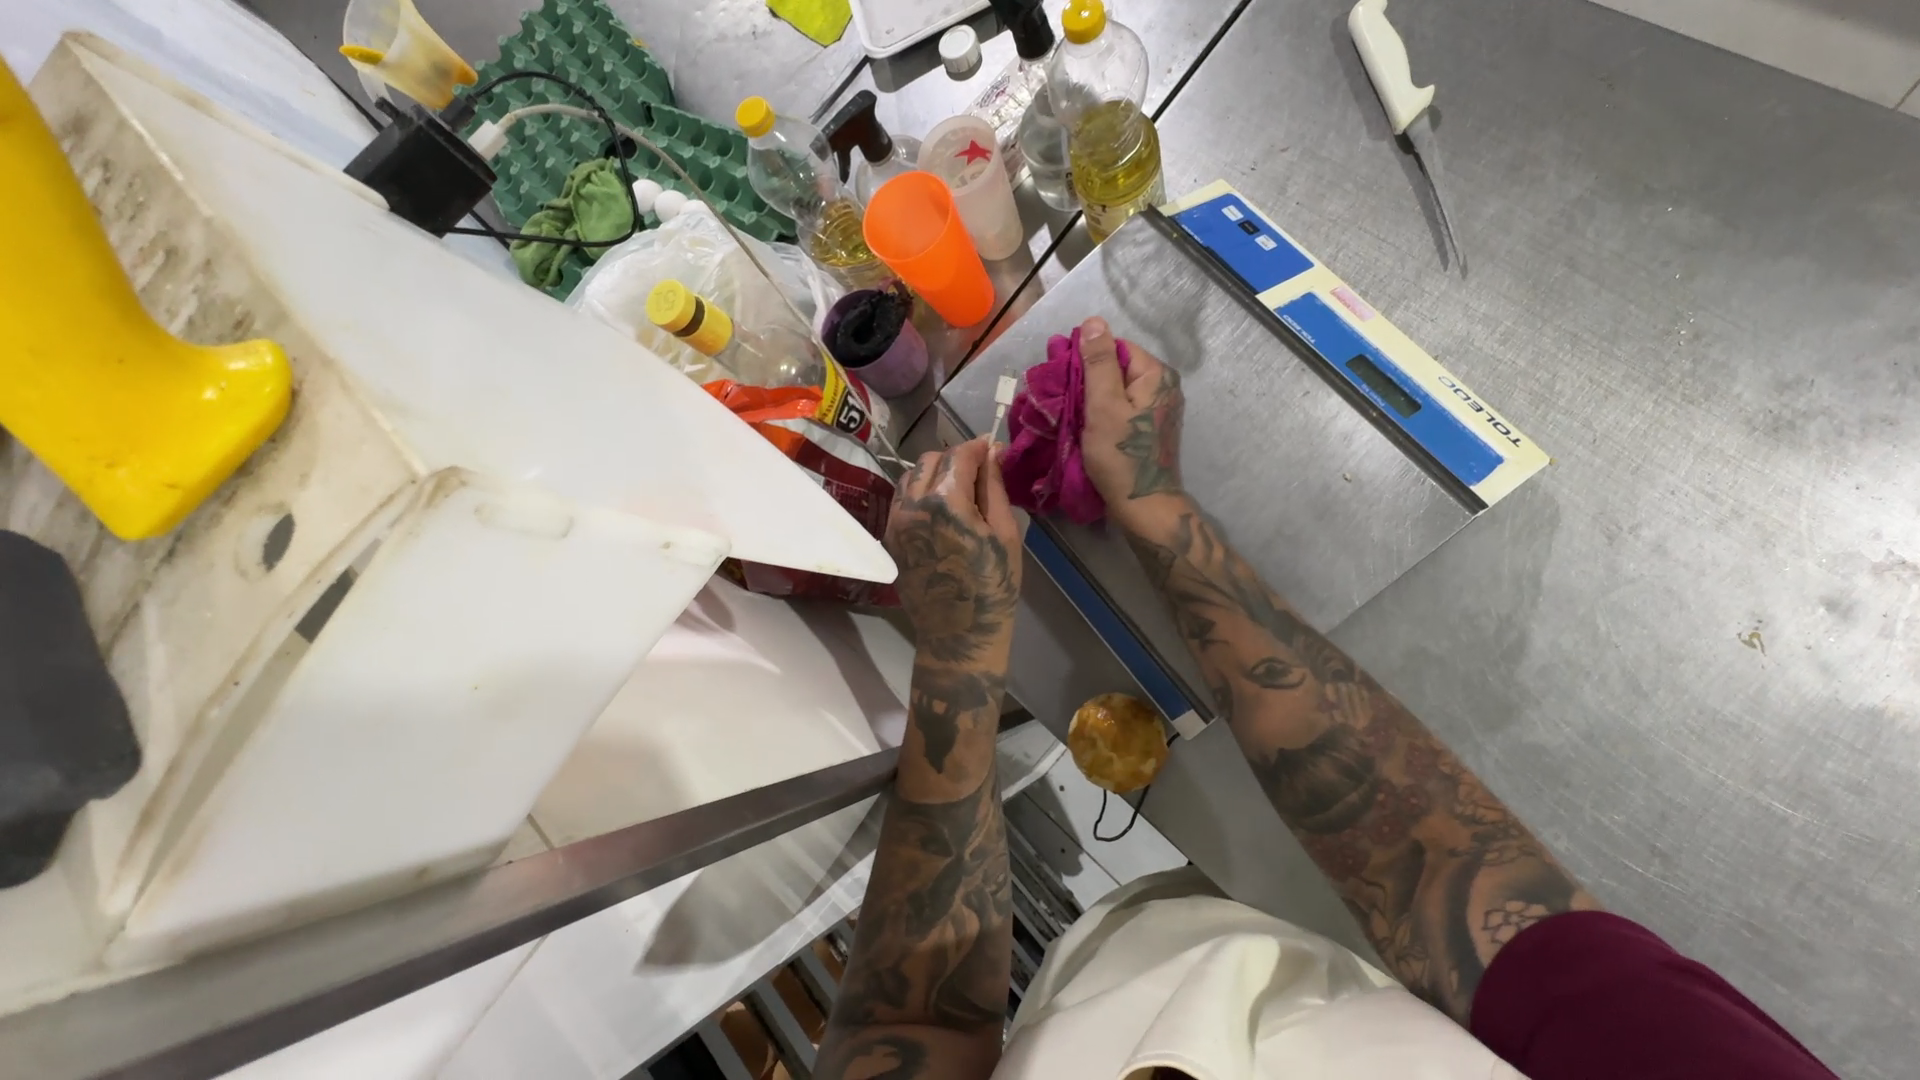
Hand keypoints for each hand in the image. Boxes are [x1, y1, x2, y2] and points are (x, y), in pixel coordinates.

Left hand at [885, 437, 1022, 665]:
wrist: (958, 633)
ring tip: (960, 489)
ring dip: (934, 473)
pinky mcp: (890, 537)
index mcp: (945, 502)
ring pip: (910, 477)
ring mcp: (896, 521)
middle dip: (955, 458)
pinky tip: (941, 508)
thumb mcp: (1004, 533)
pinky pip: (902, 500)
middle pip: (929, 460)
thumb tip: (992, 453)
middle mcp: (912, 505)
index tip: (992, 448)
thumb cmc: (993, 585)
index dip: (977, 447)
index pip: (958, 455)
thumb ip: (994, 487)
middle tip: (979, 470)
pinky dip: (920, 493)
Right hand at [1078, 316, 1186, 533]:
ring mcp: (1157, 409)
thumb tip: (1093, 320)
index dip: (1087, 357)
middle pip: (1116, 367)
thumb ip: (1098, 362)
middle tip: (1062, 398)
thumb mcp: (1103, 405)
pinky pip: (1120, 409)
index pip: (1116, 346)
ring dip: (1091, 398)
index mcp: (1156, 374)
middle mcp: (1163, 386)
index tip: (1063, 378)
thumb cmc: (1121, 456)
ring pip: (1116, 390)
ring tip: (1070, 412)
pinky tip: (1086, 425)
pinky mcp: (1149, 428)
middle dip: (1087, 378)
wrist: (1143, 506)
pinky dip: (1102, 413)